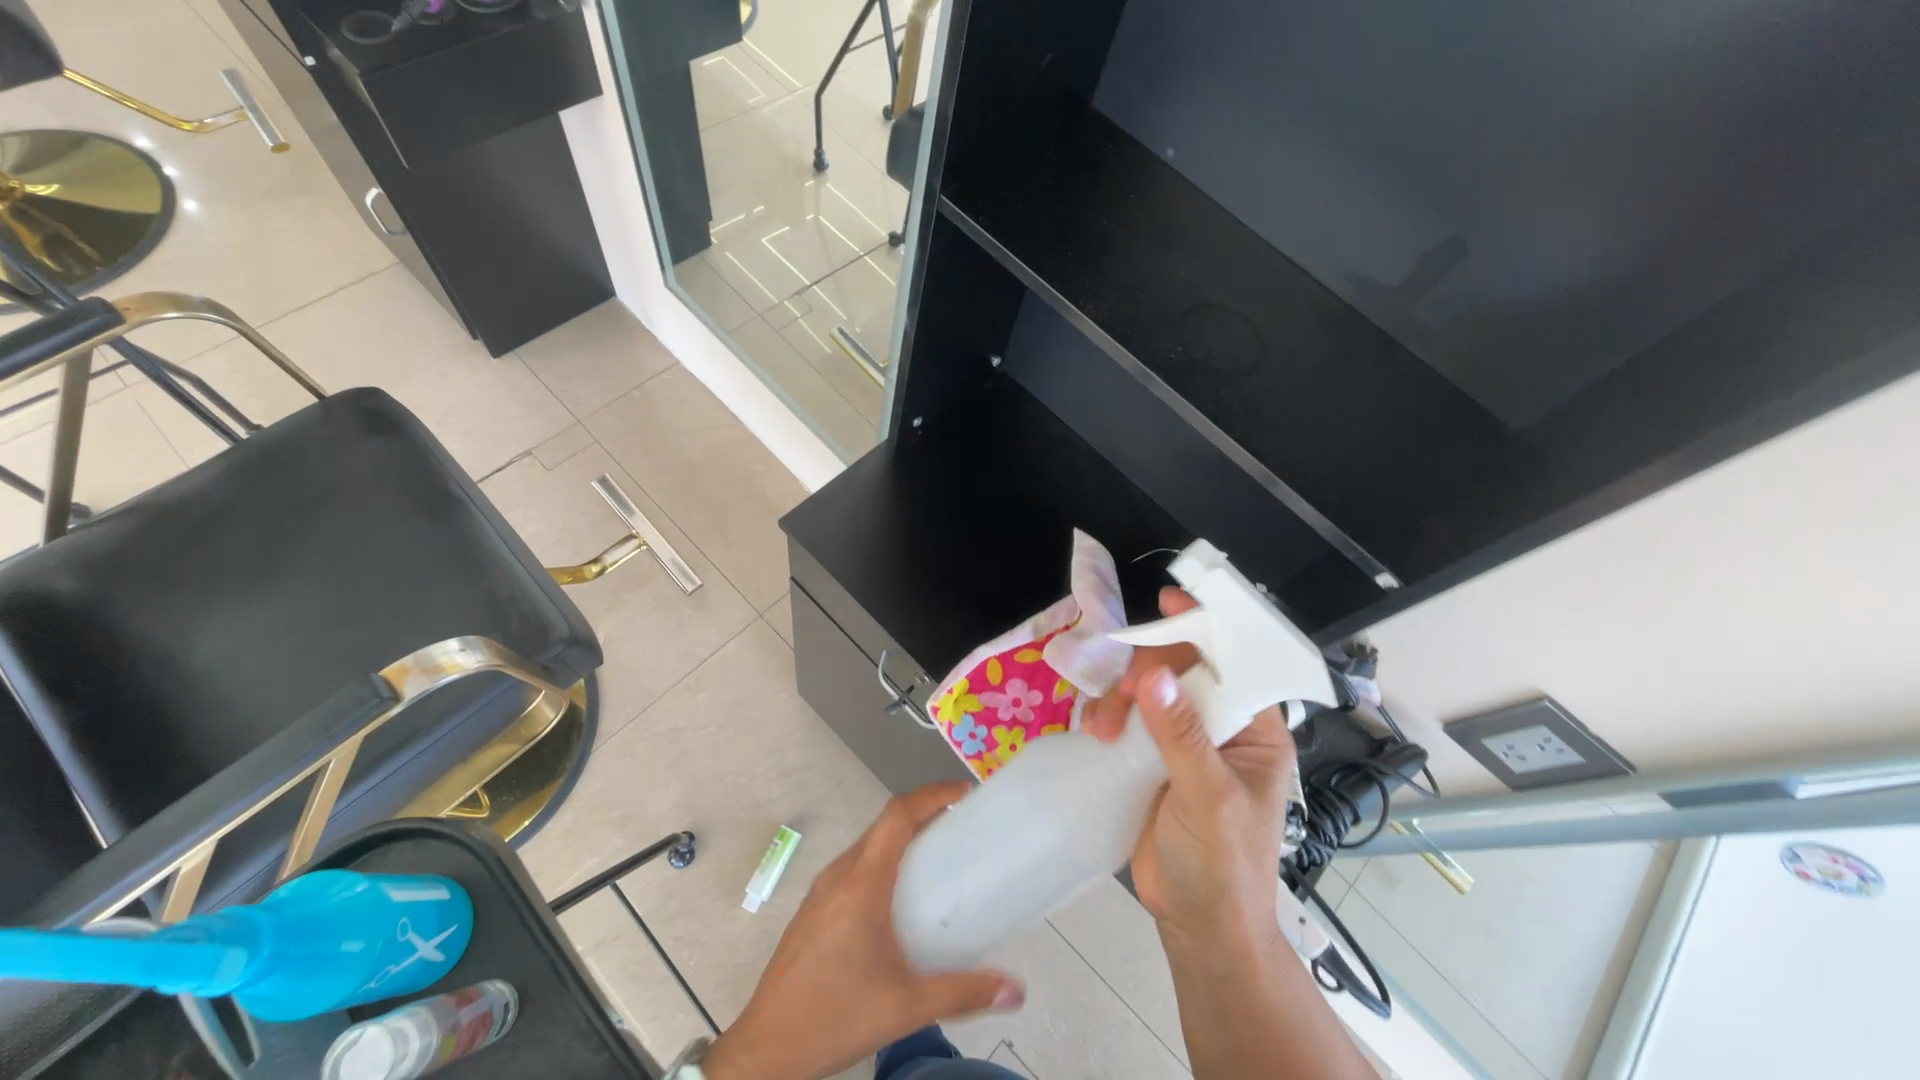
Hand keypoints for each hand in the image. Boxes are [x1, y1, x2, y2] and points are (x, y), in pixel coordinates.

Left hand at [703, 783, 1025, 1079]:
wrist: (765, 1049)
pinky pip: (853, 871)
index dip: (932, 796)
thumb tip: (1016, 990)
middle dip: (924, 817)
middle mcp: (838, 877)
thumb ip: (964, 993)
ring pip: (866, 849)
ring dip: (902, 842)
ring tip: (940, 860)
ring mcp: (820, 894)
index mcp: (861, 883)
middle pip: (883, 827)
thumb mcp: (906, 1007)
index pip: (897, 816)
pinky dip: (884, 865)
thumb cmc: (835, 1016)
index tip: (966, 794)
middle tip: (965, 828)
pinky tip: (901, 901)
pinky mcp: (813, 913)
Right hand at [1084, 588, 1295, 945]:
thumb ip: (1183, 736)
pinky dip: (1108, 717)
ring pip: (1149, 692)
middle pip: (1182, 669)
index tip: (1170, 601)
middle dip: (1148, 670)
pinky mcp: (1151, 762)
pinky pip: (1129, 720)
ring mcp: (1184, 744)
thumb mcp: (1211, 798)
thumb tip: (1155, 675)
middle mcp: (1221, 728)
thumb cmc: (1224, 865)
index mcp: (1255, 730)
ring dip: (1121, 698)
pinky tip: (1094, 731)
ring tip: (1101, 729)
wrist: (1198, 924)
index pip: (1235, 663)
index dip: (1206, 628)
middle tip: (1122, 693)